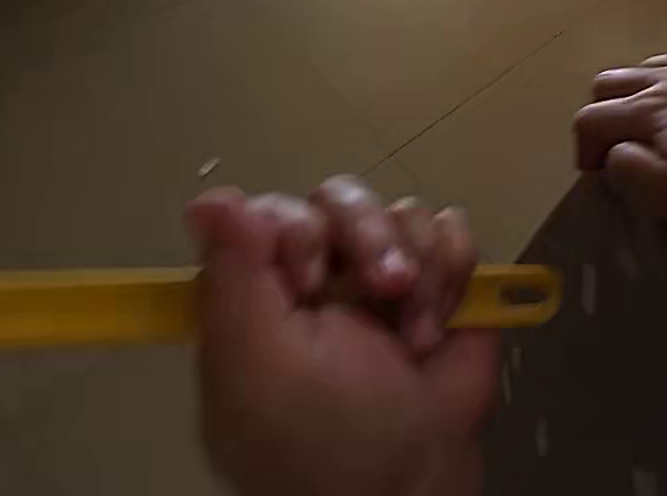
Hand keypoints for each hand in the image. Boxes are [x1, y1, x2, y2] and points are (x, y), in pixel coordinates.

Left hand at [187, 176, 498, 495]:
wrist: (419, 471)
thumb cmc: (324, 433)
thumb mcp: (259, 369)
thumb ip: (234, 282)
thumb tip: (211, 197)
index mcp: (270, 293)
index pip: (278, 212)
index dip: (299, 232)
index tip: (309, 284)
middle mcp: (330, 270)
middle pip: (347, 197)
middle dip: (373, 241)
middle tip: (388, 288)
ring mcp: (393, 266)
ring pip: (407, 210)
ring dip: (421, 268)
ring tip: (417, 331)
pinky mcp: (447, 270)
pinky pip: (454, 227)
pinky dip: (454, 269)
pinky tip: (443, 318)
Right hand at [573, 39, 666, 251]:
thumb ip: (633, 172)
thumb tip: (613, 153)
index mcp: (654, 110)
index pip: (592, 117)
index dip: (584, 149)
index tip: (599, 177)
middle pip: (616, 79)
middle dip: (605, 112)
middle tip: (622, 148)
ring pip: (658, 62)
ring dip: (645, 89)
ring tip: (661, 121)